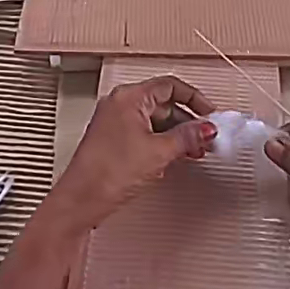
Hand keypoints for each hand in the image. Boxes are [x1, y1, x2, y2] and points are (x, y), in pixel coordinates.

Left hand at [46, 76, 216, 233]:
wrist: (80, 201)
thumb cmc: (106, 173)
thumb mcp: (158, 152)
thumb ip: (187, 137)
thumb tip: (206, 128)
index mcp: (129, 97)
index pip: (170, 86)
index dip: (195, 99)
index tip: (209, 113)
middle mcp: (120, 104)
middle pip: (164, 103)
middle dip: (187, 121)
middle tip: (205, 135)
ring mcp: (115, 122)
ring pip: (155, 120)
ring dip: (177, 134)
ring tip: (194, 150)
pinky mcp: (113, 139)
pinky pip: (145, 132)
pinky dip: (162, 142)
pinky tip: (174, 157)